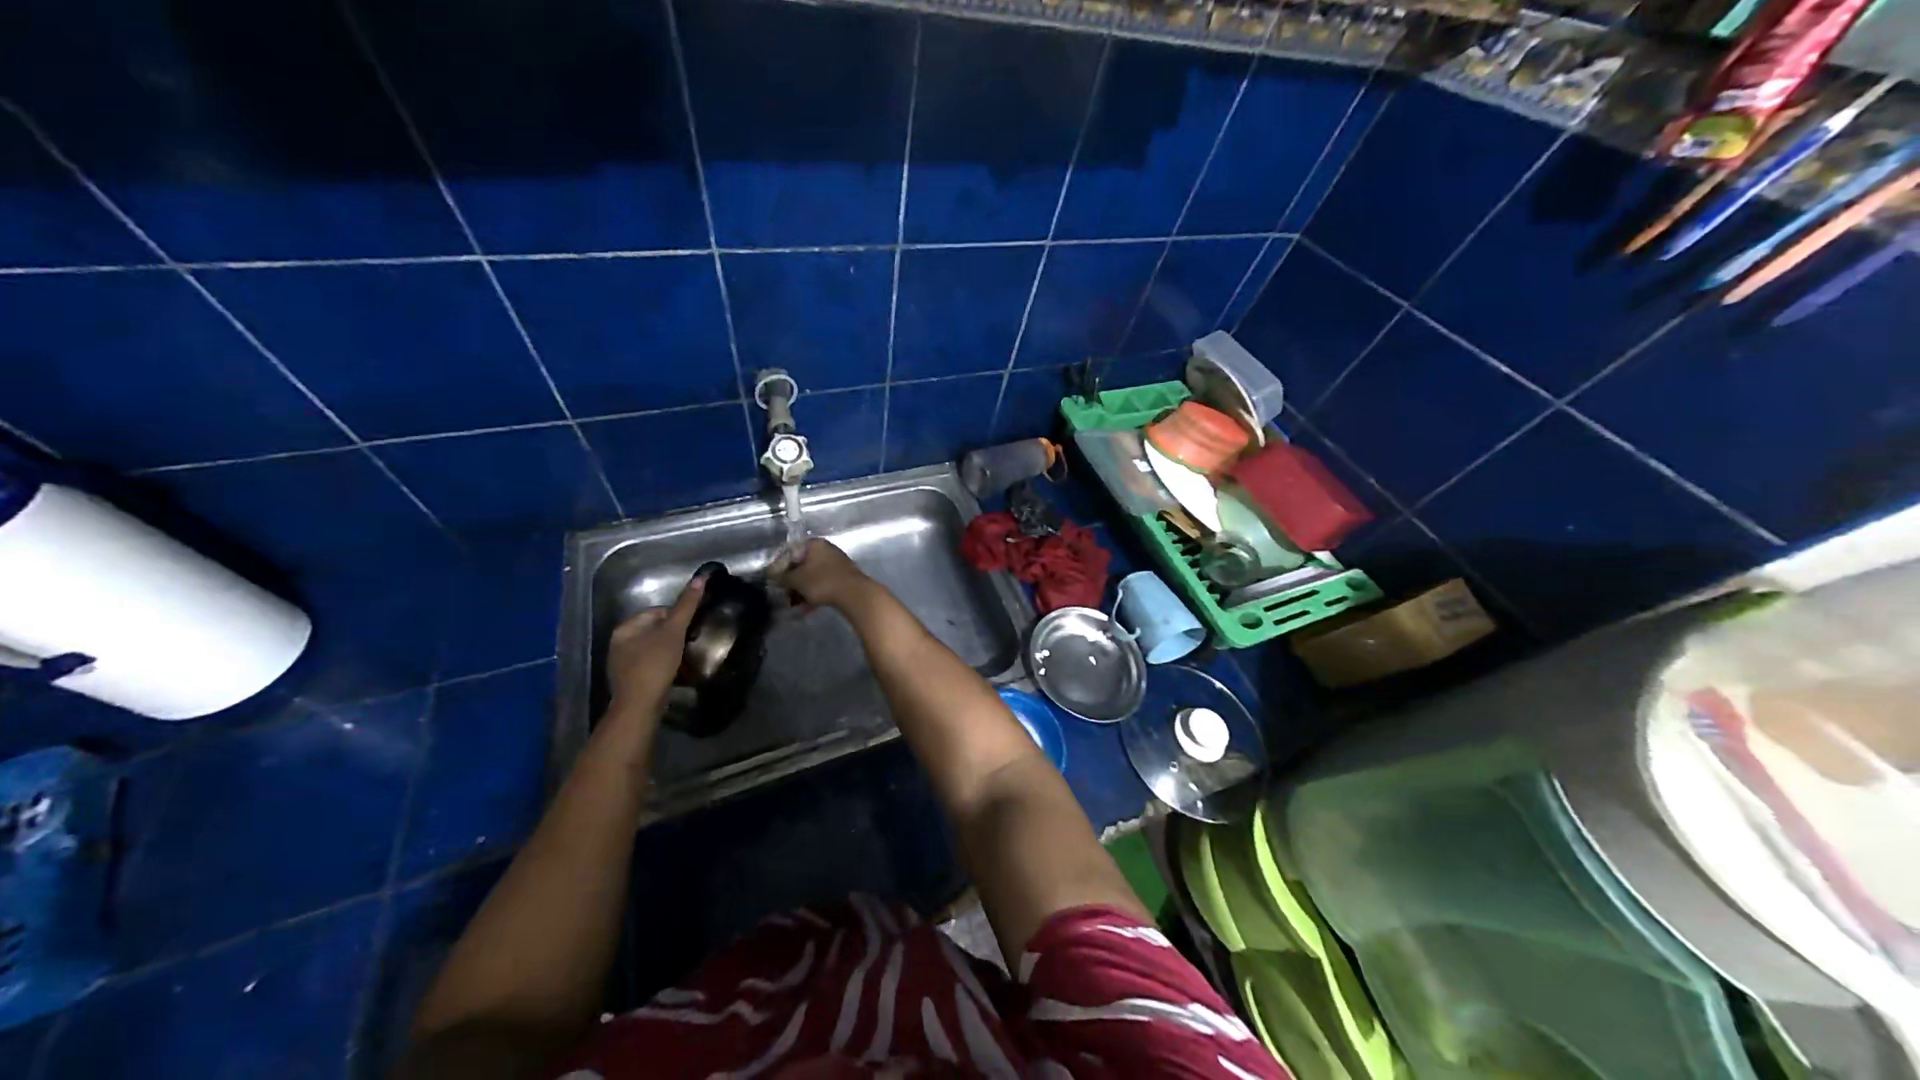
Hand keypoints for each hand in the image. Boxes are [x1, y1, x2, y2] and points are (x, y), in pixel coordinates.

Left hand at [604, 571, 705, 719]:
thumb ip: (687, 606)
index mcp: (625, 627)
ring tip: (684, 659)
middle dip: (673, 635)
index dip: (677, 618)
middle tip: (689, 644)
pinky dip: (663, 665)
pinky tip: (673, 673)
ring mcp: (622, 663)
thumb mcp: (674, 631)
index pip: (658, 612)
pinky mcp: (629, 680)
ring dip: (669, 651)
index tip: (690, 630)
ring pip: (653, 648)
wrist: (640, 705)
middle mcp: (619, 643)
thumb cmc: (655, 663)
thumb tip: (700, 578)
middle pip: (655, 630)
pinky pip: (650, 664)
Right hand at [775, 538, 871, 611]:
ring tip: (793, 605)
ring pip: (812, 576)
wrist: (854, 594)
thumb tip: (773, 576)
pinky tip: (805, 609)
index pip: (790, 552)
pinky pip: (823, 584)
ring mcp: (836, 564)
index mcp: (814, 544)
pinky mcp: (843, 578)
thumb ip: (782, 577)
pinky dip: (813, 594)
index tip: (774, 581)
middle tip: (783, 595)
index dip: (779, 567)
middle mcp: (826, 550)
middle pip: (802, 565)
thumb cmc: (821, 581)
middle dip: (791, 582)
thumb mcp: (796, 579)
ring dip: (801, 591)